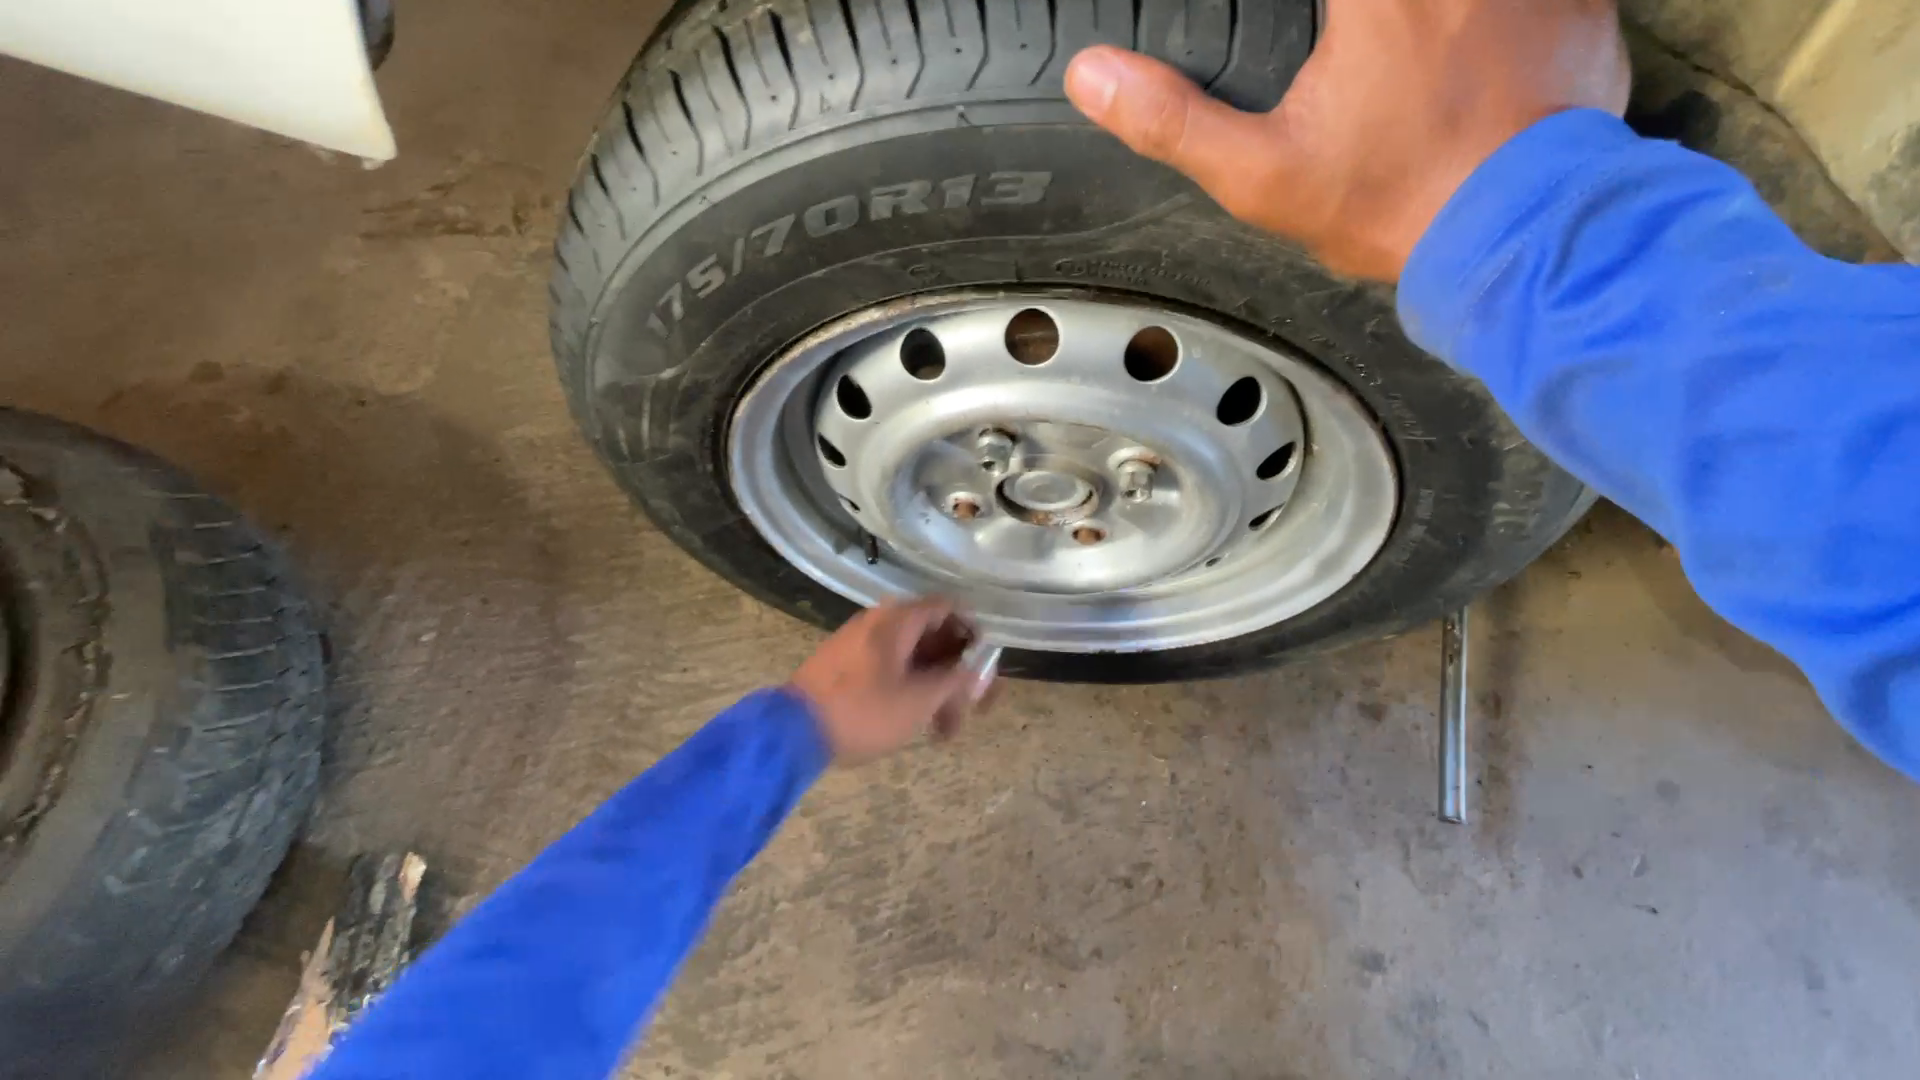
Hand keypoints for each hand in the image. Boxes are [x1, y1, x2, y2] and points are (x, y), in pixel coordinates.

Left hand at [789, 597, 988, 763]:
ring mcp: (859, 642)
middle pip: (934, 636)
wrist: (791, 731)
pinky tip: (914, 722)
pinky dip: (909, 688)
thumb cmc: (863, 711)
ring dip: (935, 688)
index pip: (950, 607)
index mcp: (899, 619)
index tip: (986, 668)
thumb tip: (982, 673)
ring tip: (943, 732)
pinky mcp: (845, 665)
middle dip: (958, 674)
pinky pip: (889, 667)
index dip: (975, 634)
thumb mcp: (919, 700)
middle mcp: (880, 621)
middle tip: (971, 711)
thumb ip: (956, 682)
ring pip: (912, 657)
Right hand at [1064, 0, 1630, 280]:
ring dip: (1404, 24)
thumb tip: (1090, 75)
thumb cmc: (1387, 202)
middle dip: (1338, 22)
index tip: (1292, 36)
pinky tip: (1450, 63)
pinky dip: (1475, 20)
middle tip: (1337, 63)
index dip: (1274, 4)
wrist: (1514, 236)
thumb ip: (1173, 118)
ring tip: (1377, 72)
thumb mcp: (1259, 173)